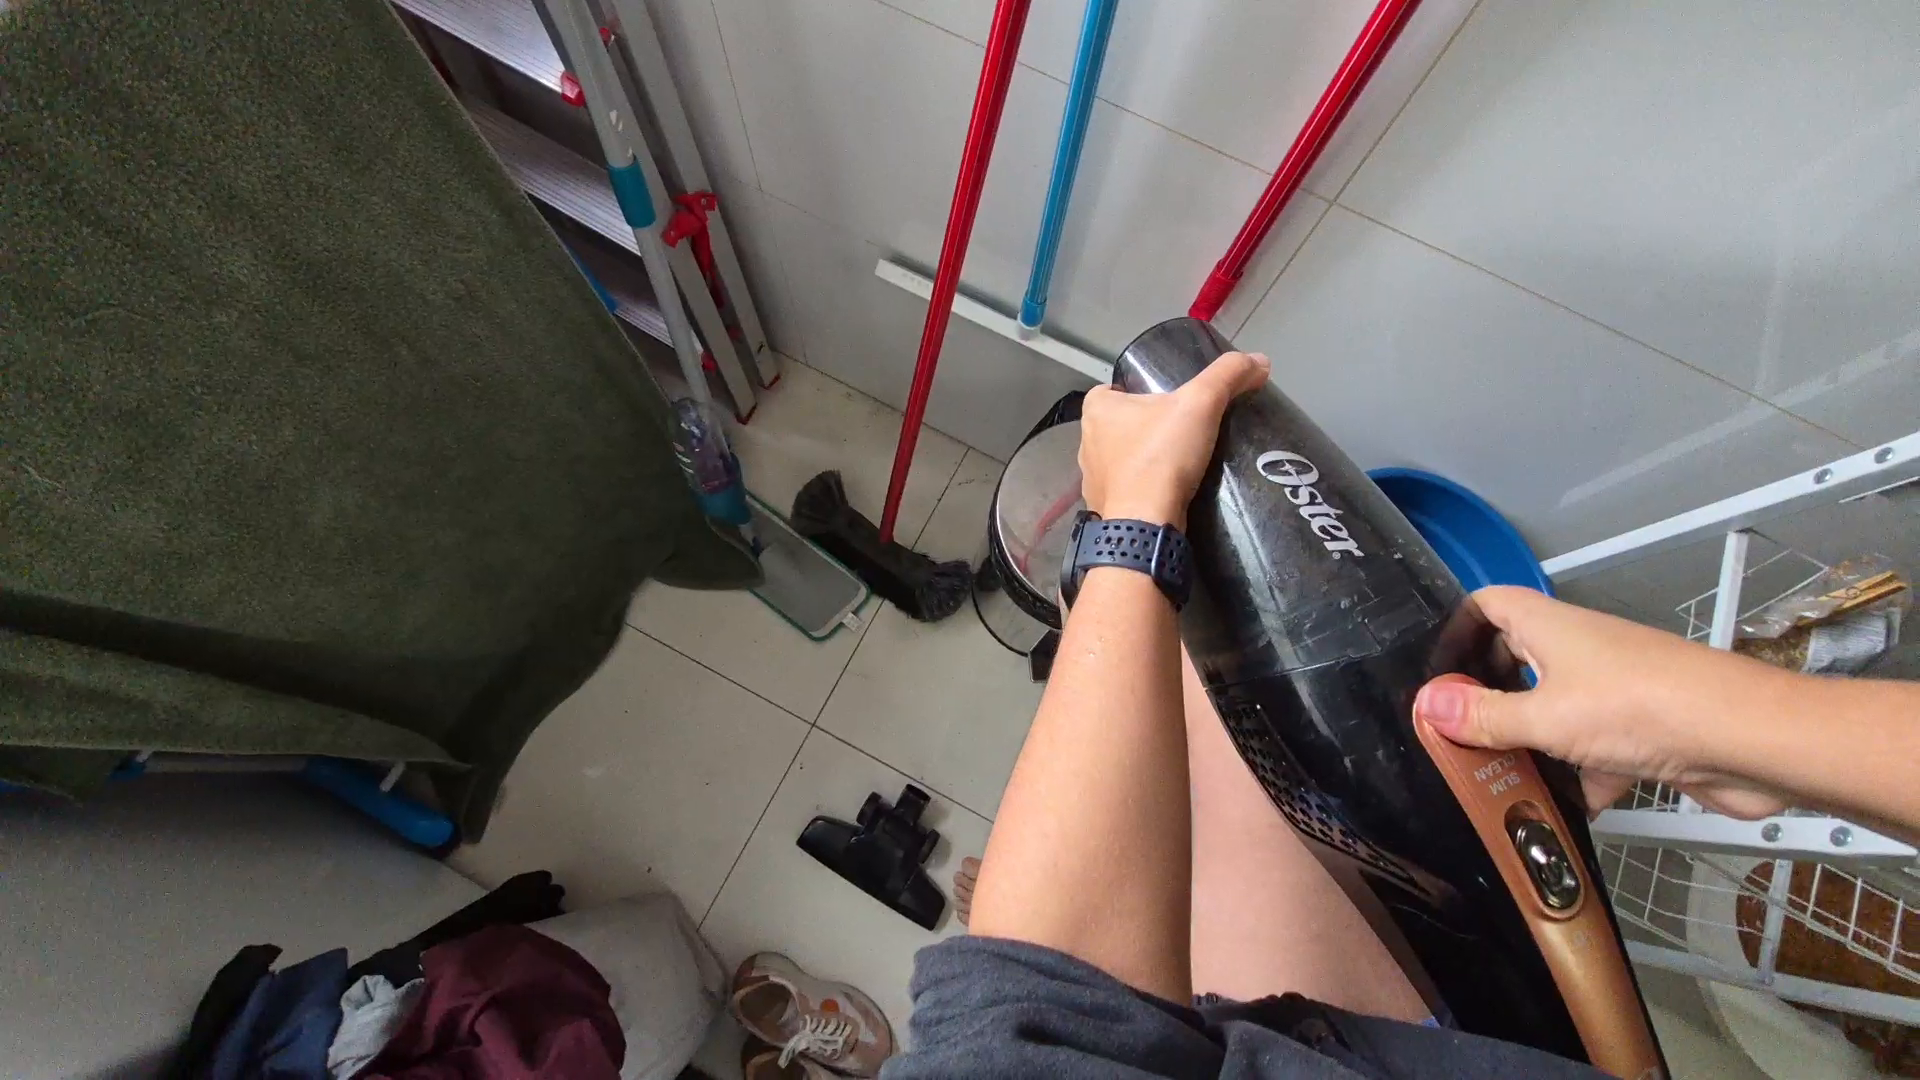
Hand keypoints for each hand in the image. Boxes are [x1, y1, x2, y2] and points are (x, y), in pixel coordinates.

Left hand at [1078, 351, 1270, 529]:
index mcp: (1096, 410)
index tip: (1164, 401)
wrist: (1146, 522)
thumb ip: (1228, 375)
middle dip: (1142, 425)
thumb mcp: (1201, 404)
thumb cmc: (1163, 455)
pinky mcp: (1101, 506)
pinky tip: (1164, 490)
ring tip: (1175, 461)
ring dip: (1141, 458)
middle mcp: (1084, 442)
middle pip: (1117, 424)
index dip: (1135, 391)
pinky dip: (1139, 487)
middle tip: (1177, 430)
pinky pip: (1122, 489)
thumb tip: (1260, 361)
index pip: (1110, 389)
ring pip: (1118, 458)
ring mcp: (1090, 478)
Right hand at [1413, 586, 1790, 818]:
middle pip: (1514, 658)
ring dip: (1529, 738)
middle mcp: (1577, 648)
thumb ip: (1481, 716)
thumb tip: (1425, 705)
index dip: (1456, 625)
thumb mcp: (1543, 718)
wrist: (1759, 743)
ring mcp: (1613, 686)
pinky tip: (1563, 807)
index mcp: (1547, 628)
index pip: (1487, 604)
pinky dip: (1579, 772)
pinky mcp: (1645, 725)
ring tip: (1496, 772)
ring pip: (1552, 705)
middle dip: (1485, 693)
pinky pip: (1593, 744)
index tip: (1434, 664)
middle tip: (1455, 726)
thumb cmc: (1637, 710)